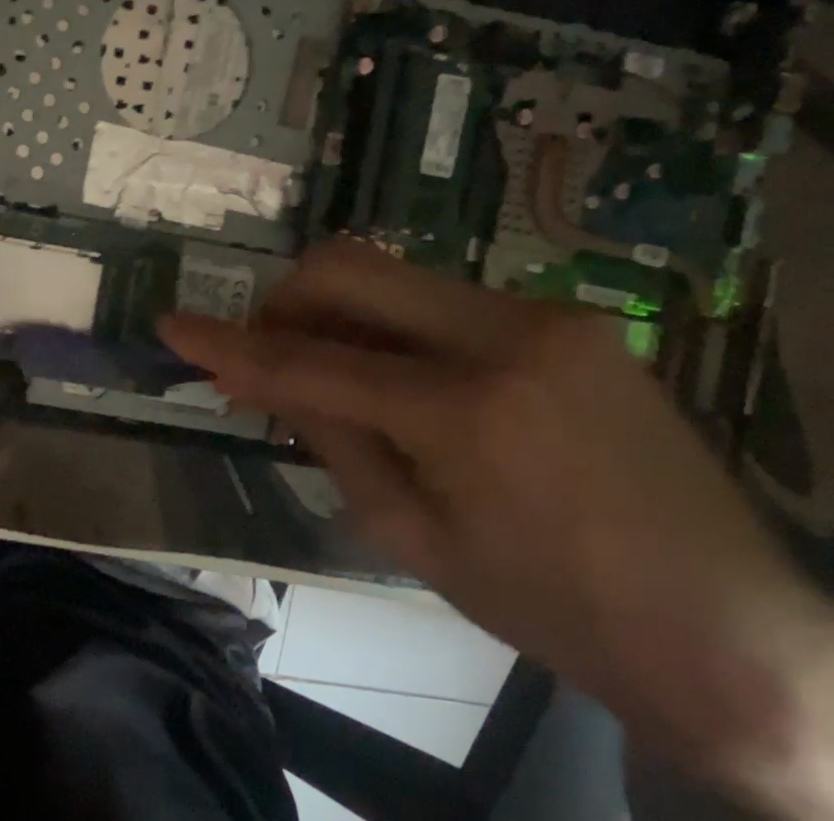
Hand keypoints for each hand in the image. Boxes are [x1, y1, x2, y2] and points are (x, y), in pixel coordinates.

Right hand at [157, 240, 833, 815]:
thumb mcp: (408, 531)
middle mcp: (513, 335)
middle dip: (284, 301)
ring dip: (339, 316)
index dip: (230, 344)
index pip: (310, 358)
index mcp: (467, 409)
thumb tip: (254, 378)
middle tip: (259, 352)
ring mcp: (553, 319)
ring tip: (328, 379)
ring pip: (398, 279)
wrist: (725, 630)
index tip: (172, 325)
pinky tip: (395, 384)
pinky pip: (445, 304)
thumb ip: (327, 435)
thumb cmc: (547, 603)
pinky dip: (394, 330)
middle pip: (352, 268)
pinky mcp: (576, 323)